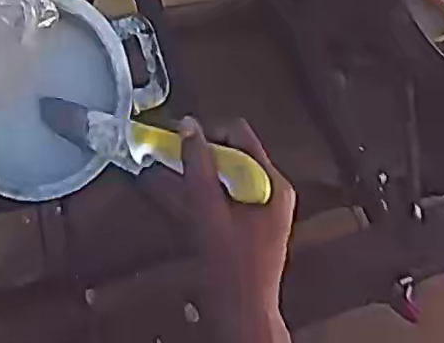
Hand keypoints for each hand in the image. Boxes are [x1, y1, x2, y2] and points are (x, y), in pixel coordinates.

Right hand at [169, 117, 294, 342]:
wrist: (243, 319)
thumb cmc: (232, 269)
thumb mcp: (208, 210)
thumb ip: (198, 165)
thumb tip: (188, 124)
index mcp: (272, 183)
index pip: (238, 134)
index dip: (207, 133)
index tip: (181, 141)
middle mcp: (272, 189)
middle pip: (232, 152)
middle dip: (199, 154)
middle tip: (173, 159)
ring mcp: (264, 206)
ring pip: (226, 172)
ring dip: (198, 171)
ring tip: (170, 174)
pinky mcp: (253, 221)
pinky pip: (226, 191)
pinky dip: (204, 189)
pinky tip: (181, 194)